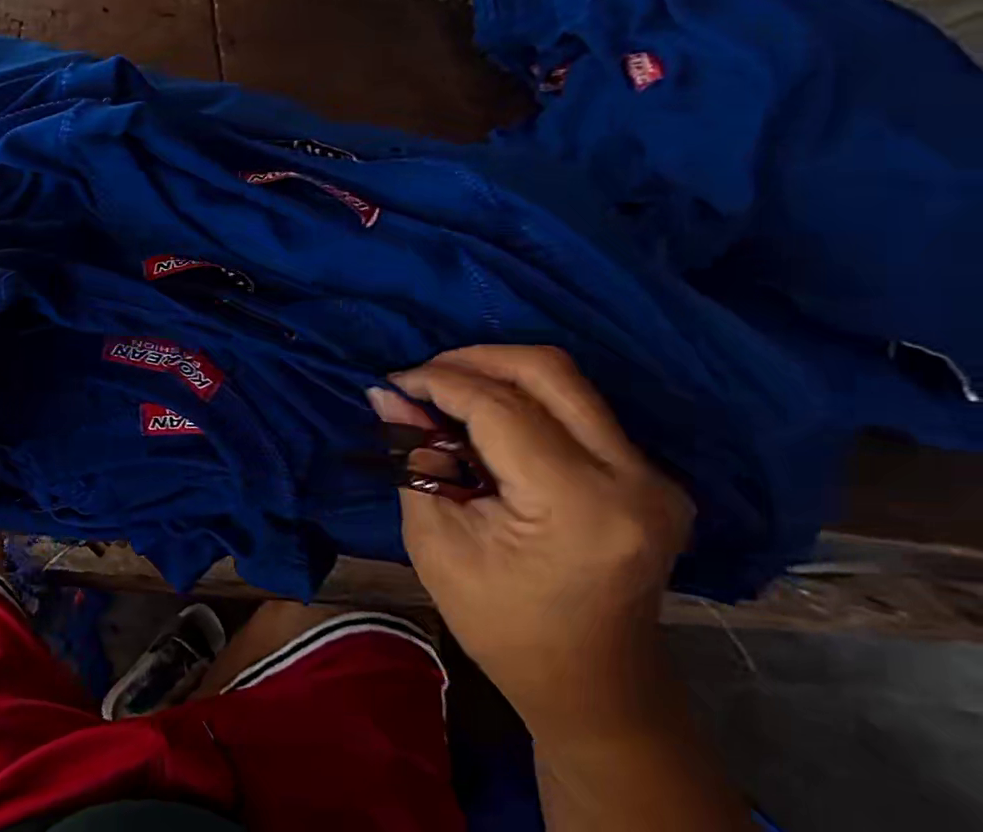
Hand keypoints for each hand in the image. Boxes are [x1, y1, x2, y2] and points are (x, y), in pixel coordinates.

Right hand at [369, 346, 692, 742]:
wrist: (589, 680)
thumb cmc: (498, 621)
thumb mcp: (435, 540)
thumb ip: (416, 457)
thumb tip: (387, 396)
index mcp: (577, 504)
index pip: (500, 408)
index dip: (439, 383)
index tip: (392, 383)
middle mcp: (632, 478)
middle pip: (550, 372)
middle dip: (474, 359)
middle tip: (421, 376)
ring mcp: (652, 475)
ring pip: (568, 382)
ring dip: (497, 373)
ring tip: (444, 391)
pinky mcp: (649, 475)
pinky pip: (578, 408)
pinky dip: (521, 398)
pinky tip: (481, 418)